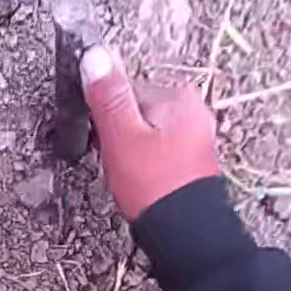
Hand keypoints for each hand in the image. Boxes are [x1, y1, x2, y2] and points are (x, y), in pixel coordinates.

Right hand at [80, 46, 219, 219]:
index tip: (103, 140)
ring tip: (131, 177)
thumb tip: (95, 55)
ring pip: (146, 135)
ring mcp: (195, 139)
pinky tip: (142, 185)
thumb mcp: (122, 137)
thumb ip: (109, 97)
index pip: (126, 90)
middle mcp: (193, 112)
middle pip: (137, 112)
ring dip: (131, 154)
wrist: (187, 235)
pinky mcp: (192, 163)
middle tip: (120, 163)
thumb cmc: (156, 187)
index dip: (106, 118)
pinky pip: (158, 153)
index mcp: (178, 98)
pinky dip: (145, 167)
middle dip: (120, 137)